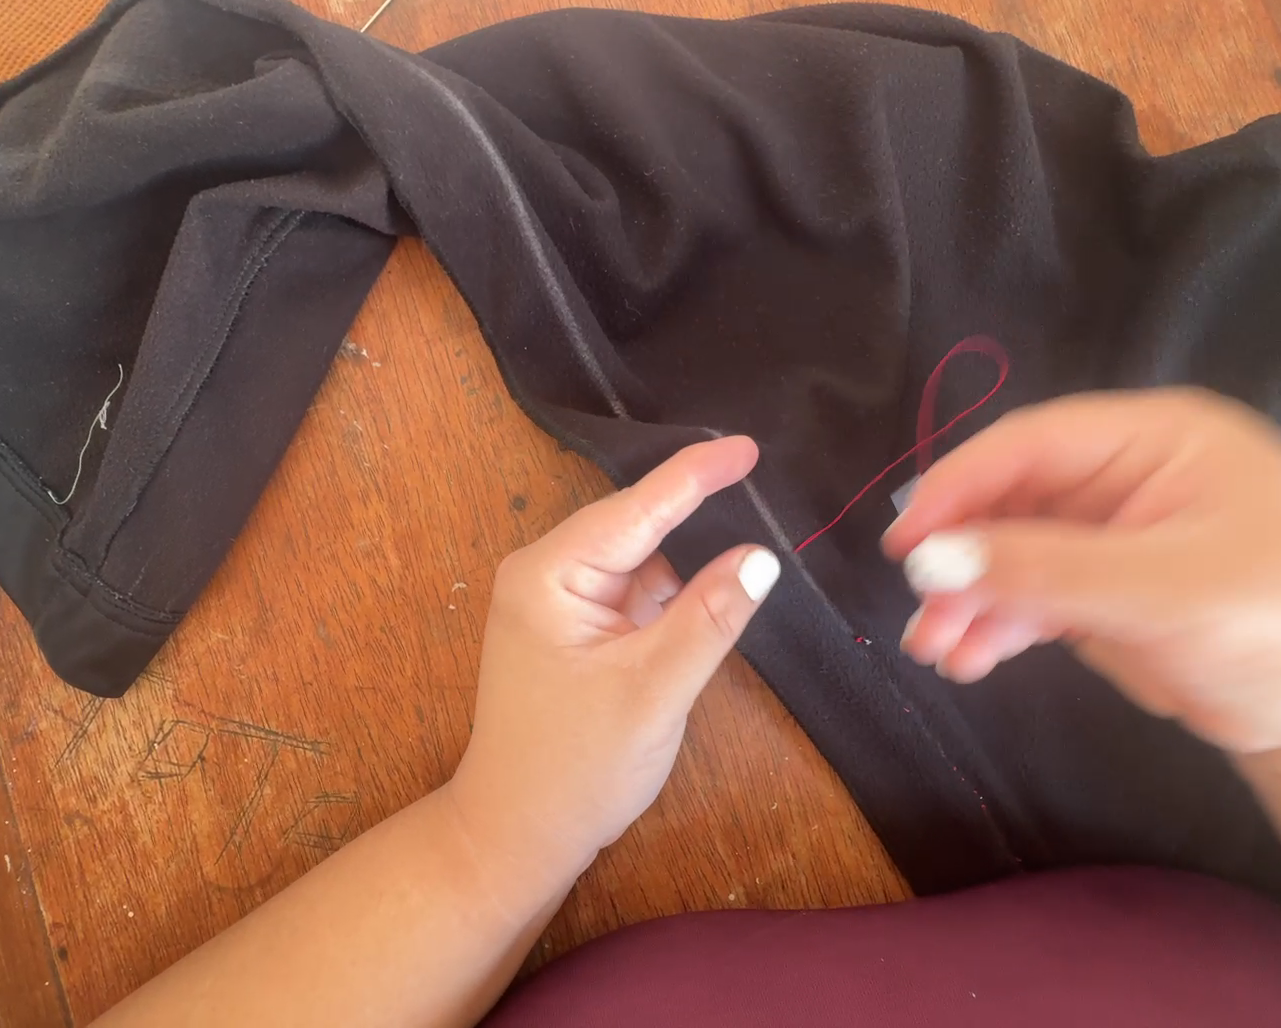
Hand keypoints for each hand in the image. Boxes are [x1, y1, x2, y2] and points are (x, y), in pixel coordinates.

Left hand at [447, 436, 780, 878]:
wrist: (519, 834)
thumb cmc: (576, 767)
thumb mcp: (653, 691)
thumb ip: (709, 617)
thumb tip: (761, 556)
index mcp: (549, 573)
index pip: (636, 508)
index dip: (695, 474)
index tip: (749, 446)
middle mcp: (547, 572)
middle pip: (635, 528)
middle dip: (693, 521)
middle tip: (759, 492)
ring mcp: (559, 598)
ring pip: (640, 561)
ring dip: (682, 573)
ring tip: (722, 575)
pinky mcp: (576, 624)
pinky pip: (633, 592)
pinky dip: (668, 601)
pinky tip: (692, 615)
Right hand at [881, 388, 1280, 770]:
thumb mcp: (1173, 591)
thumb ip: (1042, 570)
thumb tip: (925, 560)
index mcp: (1150, 441)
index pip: (1027, 446)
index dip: (956, 487)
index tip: (904, 543)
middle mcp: (1119, 480)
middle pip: (1007, 505)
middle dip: (959, 559)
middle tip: (922, 612)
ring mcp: (1108, 540)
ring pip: (1008, 558)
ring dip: (967, 601)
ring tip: (936, 651)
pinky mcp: (1103, 595)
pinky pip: (1028, 601)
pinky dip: (993, 628)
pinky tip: (966, 660)